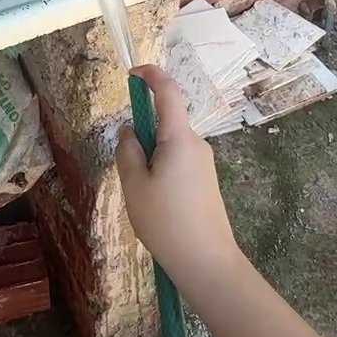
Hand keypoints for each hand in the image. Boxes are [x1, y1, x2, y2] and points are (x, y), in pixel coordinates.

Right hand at [115, 64, 247, 295]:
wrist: (208, 263)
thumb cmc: (167, 222)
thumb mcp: (135, 185)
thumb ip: (128, 150)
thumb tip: (130, 131)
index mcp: (179, 137)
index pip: (168, 91)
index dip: (150, 75)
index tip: (131, 73)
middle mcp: (196, 144)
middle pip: (166, 121)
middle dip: (142, 134)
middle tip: (128, 171)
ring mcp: (204, 163)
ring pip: (169, 145)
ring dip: (150, 157)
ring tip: (142, 196)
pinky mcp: (205, 181)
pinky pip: (177, 161)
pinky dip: (160, 170)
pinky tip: (156, 205)